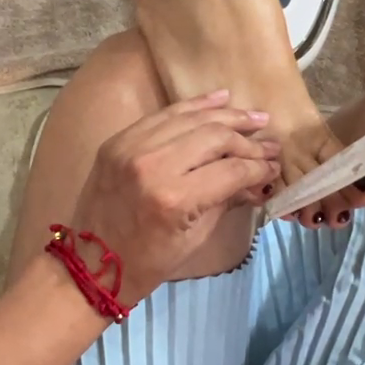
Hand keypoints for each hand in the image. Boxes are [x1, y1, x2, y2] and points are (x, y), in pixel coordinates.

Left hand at [69, 90, 280, 303]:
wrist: (89, 265)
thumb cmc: (146, 263)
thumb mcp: (195, 238)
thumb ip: (227, 201)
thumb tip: (259, 181)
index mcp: (174, 199)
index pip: (231, 171)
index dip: (258, 168)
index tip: (275, 167)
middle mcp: (153, 166)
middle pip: (214, 138)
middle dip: (247, 140)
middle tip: (270, 143)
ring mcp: (131, 148)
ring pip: (190, 118)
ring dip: (227, 116)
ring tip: (253, 118)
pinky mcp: (118, 141)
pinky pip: (163, 115)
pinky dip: (193, 106)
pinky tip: (219, 100)